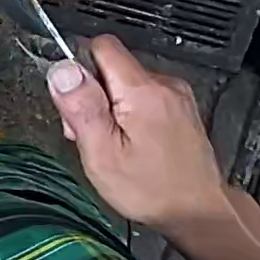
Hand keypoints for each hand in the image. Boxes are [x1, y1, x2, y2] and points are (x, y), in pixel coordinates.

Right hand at [45, 35, 231, 226]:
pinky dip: (125, 114)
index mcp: (142, 91)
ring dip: (107, 107)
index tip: (79, 102)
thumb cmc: (151, 189)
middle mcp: (164, 84)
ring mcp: (174, 95)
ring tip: (112, 144)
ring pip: (121, 82)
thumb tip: (62, 69)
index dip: (80, 70)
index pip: (101, 46)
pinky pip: (138, 95)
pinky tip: (128, 143)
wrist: (197, 213)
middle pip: (108, 67)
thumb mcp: (101, 152)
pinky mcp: (177, 106)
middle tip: (94, 135)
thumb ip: (81, 106)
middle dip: (91, 95)